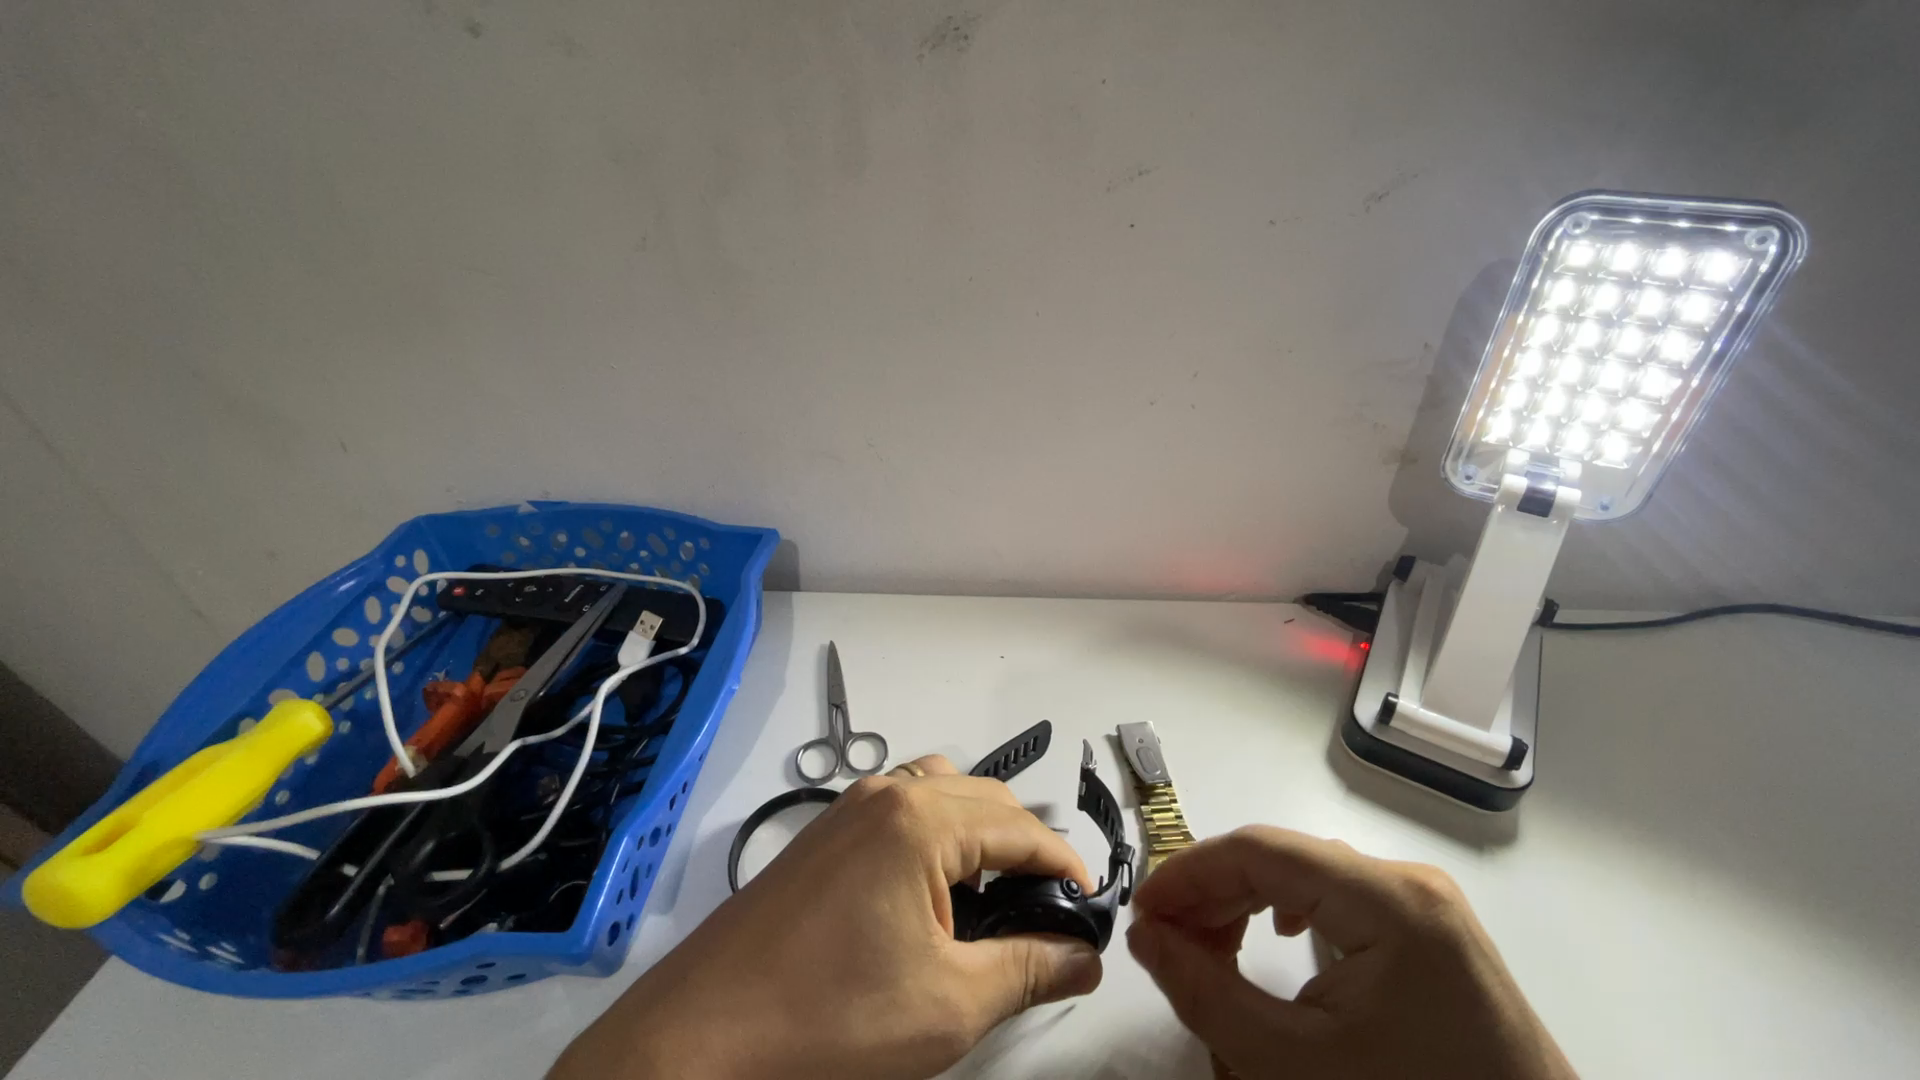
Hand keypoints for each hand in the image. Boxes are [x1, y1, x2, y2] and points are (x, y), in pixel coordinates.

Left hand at [549, 756, 1101, 1079]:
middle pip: (986, 800)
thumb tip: (1085, 956)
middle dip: (1026, 848)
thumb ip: (1031, 969)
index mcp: (921, 819)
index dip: (1068, 866)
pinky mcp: (823, 834)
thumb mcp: (950, 1004)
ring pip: (941, 795)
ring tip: (991, 902)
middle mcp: (885, 793)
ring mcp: (847, 808)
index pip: (1022, 828)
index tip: (1092, 910)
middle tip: (1045, 914)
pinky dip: (935, 837)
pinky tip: (932, 896)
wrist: (699, 1038)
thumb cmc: (829, 1019)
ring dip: (979, 835)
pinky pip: (900, 810)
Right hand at [1128, 826, 1574, 1079]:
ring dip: (1245, 903)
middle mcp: (1408, 881)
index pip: (1260, 851)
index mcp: (1388, 901)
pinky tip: (1271, 938)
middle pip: (1281, 858)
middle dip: (1212, 893)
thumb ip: (1206, 994)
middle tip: (1164, 941)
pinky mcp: (1426, 928)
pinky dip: (1285, 911)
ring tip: (1206, 948)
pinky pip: (1336, 895)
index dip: (1188, 874)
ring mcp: (1423, 902)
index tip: (1140, 914)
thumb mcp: (1294, 1066)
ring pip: (1305, 874)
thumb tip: (1144, 936)